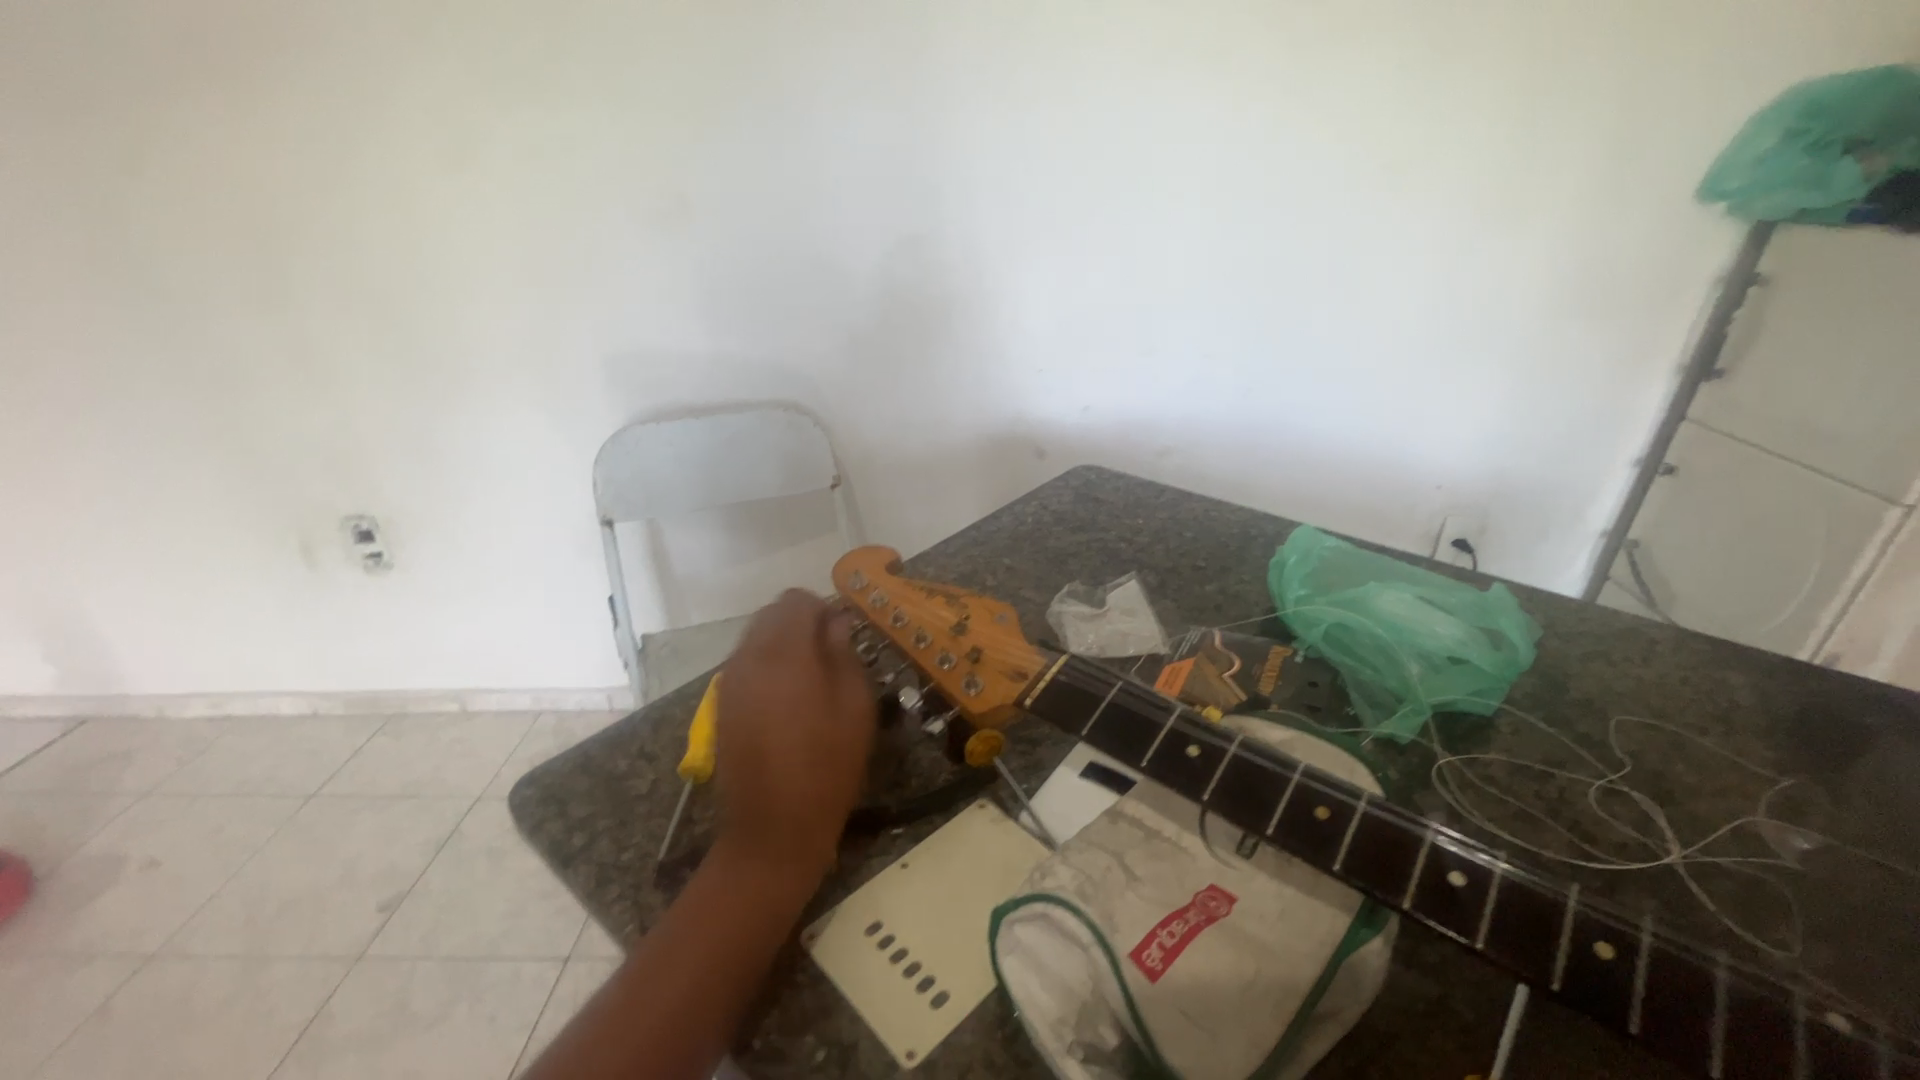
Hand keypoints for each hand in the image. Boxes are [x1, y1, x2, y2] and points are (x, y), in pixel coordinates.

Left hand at [713, 589, 876, 879]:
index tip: (844, 635)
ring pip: (755, 638)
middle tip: (831, 655)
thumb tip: (836, 622)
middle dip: (801, 623)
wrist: (774, 827)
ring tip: (811, 679)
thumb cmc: (828, 766)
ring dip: (783, 644)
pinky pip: (745, 664)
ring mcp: (729, 681)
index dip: (823, 609)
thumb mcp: (855, 707)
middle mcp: (748, 658)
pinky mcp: (722, 704)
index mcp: (783, 653)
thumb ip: (843, 654)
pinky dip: (767, 666)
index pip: (796, 601)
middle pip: (771, 614)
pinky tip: (788, 699)